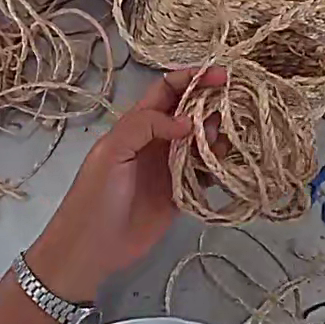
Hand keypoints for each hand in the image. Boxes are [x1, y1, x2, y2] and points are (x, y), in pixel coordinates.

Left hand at [28, 68, 224, 301]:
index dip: (192, 78)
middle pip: (190, 112)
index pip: (167, 90)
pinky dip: (219, 165)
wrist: (91, 248)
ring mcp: (171, 166)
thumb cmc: (95, 195)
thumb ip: (145, 126)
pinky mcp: (182, 192)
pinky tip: (227, 164)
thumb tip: (188, 121)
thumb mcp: (112, 151)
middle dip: (211, 104)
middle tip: (233, 108)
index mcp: (138, 123)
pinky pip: (206, 172)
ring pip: (202, 140)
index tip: (221, 75)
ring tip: (224, 140)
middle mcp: (158, 140)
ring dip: (217, 135)